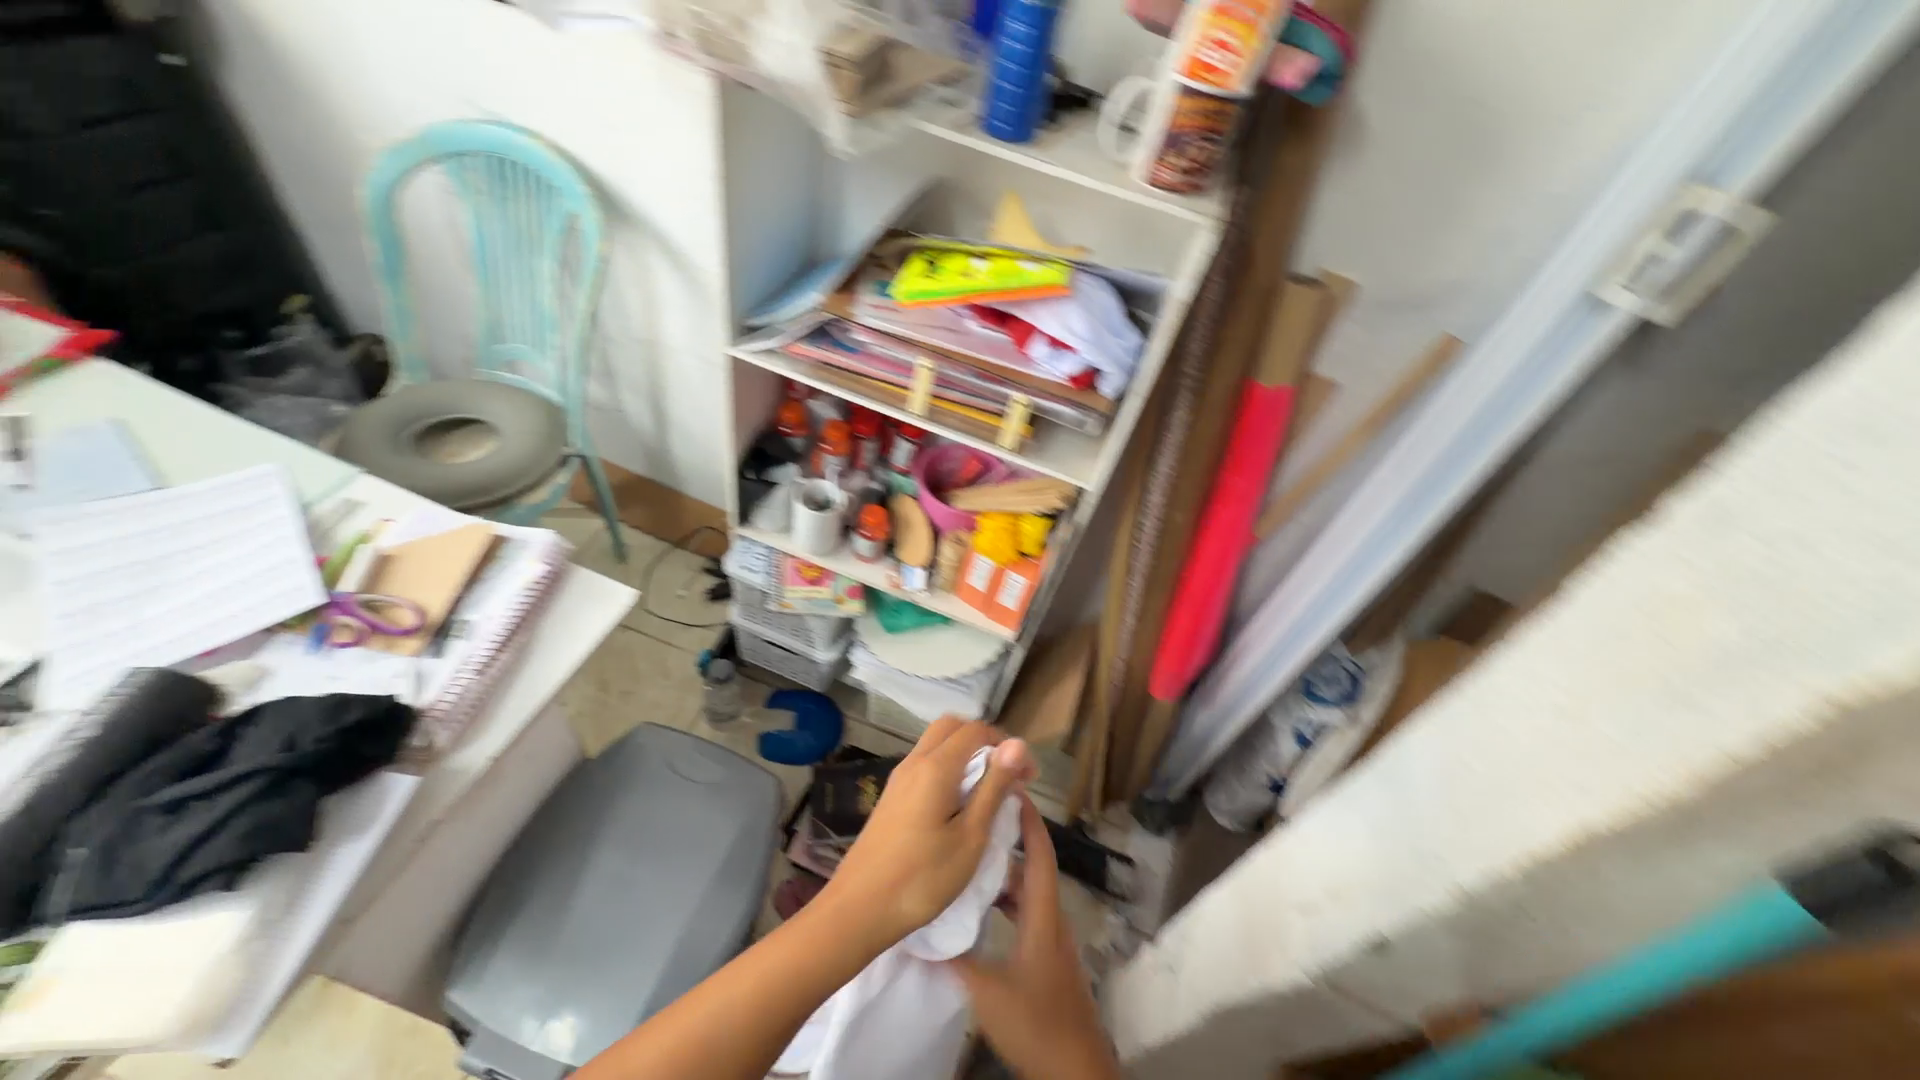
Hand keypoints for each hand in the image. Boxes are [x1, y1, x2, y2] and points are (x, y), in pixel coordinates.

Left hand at [819, 716, 1033, 944]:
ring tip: (988, 794)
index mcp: (936, 767)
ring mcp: (899, 780)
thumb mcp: (971, 836)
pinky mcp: (892, 798)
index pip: (977, 730)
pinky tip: (960, 807)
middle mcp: (914, 762)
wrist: (859, 909)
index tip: (1027, 778)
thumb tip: (1017, 743)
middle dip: (985, 742)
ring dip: (966, 756)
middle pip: (952, 728)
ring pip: (936, 745)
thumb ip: (993, 787)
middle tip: (1007, 776)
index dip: (1007, 746)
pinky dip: (948, 771)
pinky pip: (925, 766)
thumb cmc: (923, 878)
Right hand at [949, 798, 1121, 1079]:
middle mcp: (1051, 920)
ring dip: (1003, 878)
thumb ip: (953, 958)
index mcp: (1044, 915)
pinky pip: (1026, 918)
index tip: (1010, 789)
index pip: (1040, 853)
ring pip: (1027, 897)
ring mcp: (1052, 942)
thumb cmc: (1035, 1021)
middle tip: (971, 823)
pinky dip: (1006, 906)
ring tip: (967, 862)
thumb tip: (917, 931)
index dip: (1028, 820)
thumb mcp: (986, 990)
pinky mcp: (1047, 961)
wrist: (1076, 1068)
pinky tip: (980, 913)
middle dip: (1006, 844)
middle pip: (1032, 871)